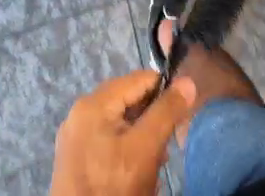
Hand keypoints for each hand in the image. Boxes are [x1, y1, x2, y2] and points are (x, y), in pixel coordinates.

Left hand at [50, 70, 196, 195]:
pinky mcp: (77, 158)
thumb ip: (167, 112)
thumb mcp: (145, 148)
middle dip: (152, 122)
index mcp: (93, 103)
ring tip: (153, 165)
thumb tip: (188, 80)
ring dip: (142, 139)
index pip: (139, 79)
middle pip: (130, 101)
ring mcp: (76, 137)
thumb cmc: (114, 188)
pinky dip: (127, 151)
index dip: (164, 92)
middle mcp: (80, 113)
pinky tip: (137, 174)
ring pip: (122, 124)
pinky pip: (109, 141)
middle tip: (165, 148)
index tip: (180, 115)